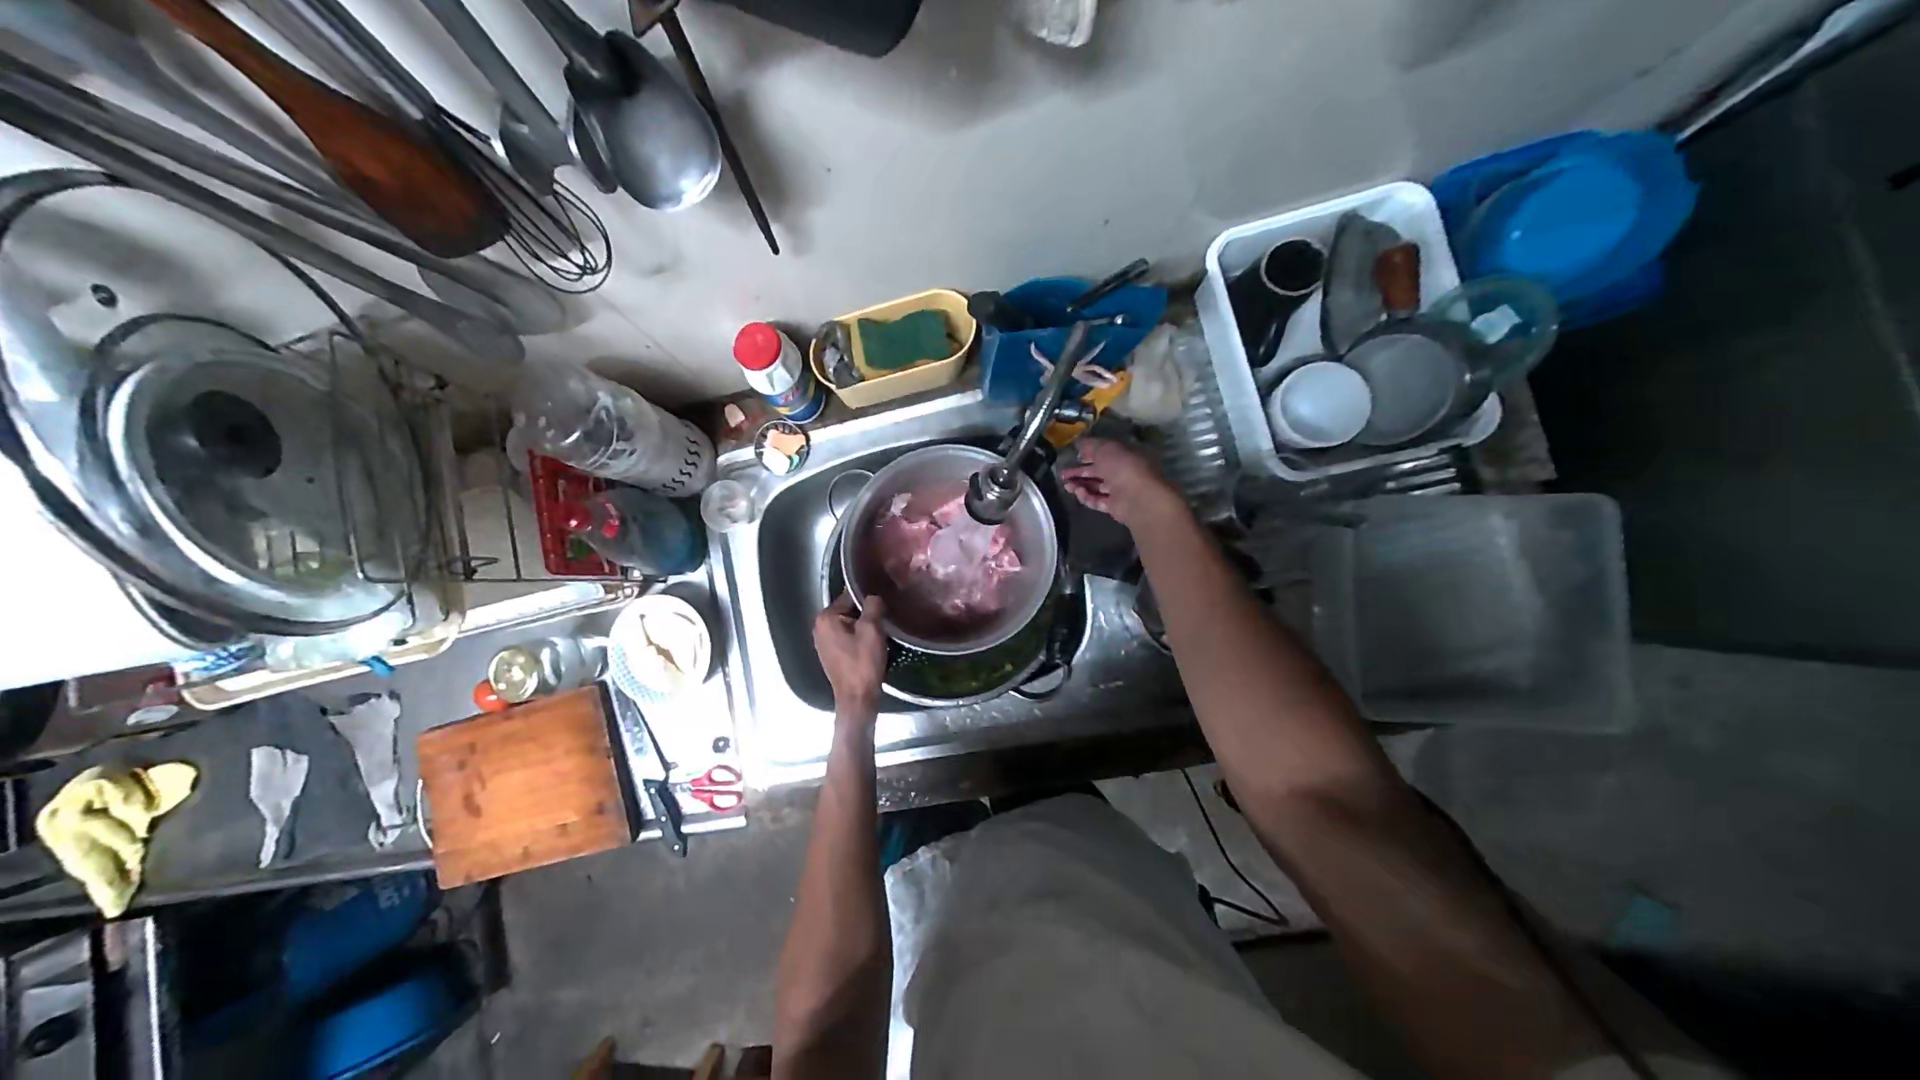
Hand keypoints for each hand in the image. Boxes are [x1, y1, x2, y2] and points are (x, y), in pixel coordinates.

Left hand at [813, 592, 887, 717]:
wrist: (857, 698)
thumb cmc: (863, 663)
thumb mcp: (872, 630)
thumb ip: (872, 606)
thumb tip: (873, 596)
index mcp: (826, 618)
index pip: (849, 595)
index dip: (868, 598)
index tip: (884, 601)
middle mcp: (820, 627)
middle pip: (848, 610)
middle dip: (865, 612)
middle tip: (884, 617)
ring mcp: (823, 641)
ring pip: (848, 624)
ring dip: (863, 625)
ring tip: (880, 630)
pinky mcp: (830, 654)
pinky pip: (846, 636)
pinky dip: (858, 637)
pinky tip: (871, 644)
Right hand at [1060, 437, 1183, 527]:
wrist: (1138, 497)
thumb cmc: (1123, 466)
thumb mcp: (1105, 448)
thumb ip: (1090, 445)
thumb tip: (1078, 443)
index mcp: (1124, 454)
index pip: (1104, 452)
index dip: (1088, 453)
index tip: (1073, 455)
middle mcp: (1123, 471)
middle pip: (1098, 471)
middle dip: (1079, 472)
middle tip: (1062, 474)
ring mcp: (1119, 490)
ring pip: (1096, 486)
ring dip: (1080, 485)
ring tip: (1066, 485)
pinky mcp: (1114, 507)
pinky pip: (1097, 500)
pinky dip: (1087, 497)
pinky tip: (1077, 492)